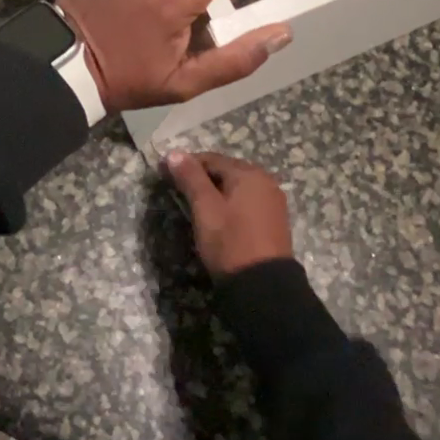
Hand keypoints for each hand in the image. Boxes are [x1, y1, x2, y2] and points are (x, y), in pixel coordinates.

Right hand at [163, 151, 293, 276]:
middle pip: (226, 171)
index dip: (186, 164)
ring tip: (196, 207)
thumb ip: (190, 178)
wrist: (263, 286)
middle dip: (201, 178)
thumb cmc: (230, 242)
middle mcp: (265, 181)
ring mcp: (273, 201)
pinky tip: (219, 218)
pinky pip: (247, 202)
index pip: (210, 159)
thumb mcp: (205, 208)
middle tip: (179, 193)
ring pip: (237, 188)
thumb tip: (174, 153)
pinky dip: (230, 205)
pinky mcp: (274, 221)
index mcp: (249, 173)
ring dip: (216, 192)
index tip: (164, 175)